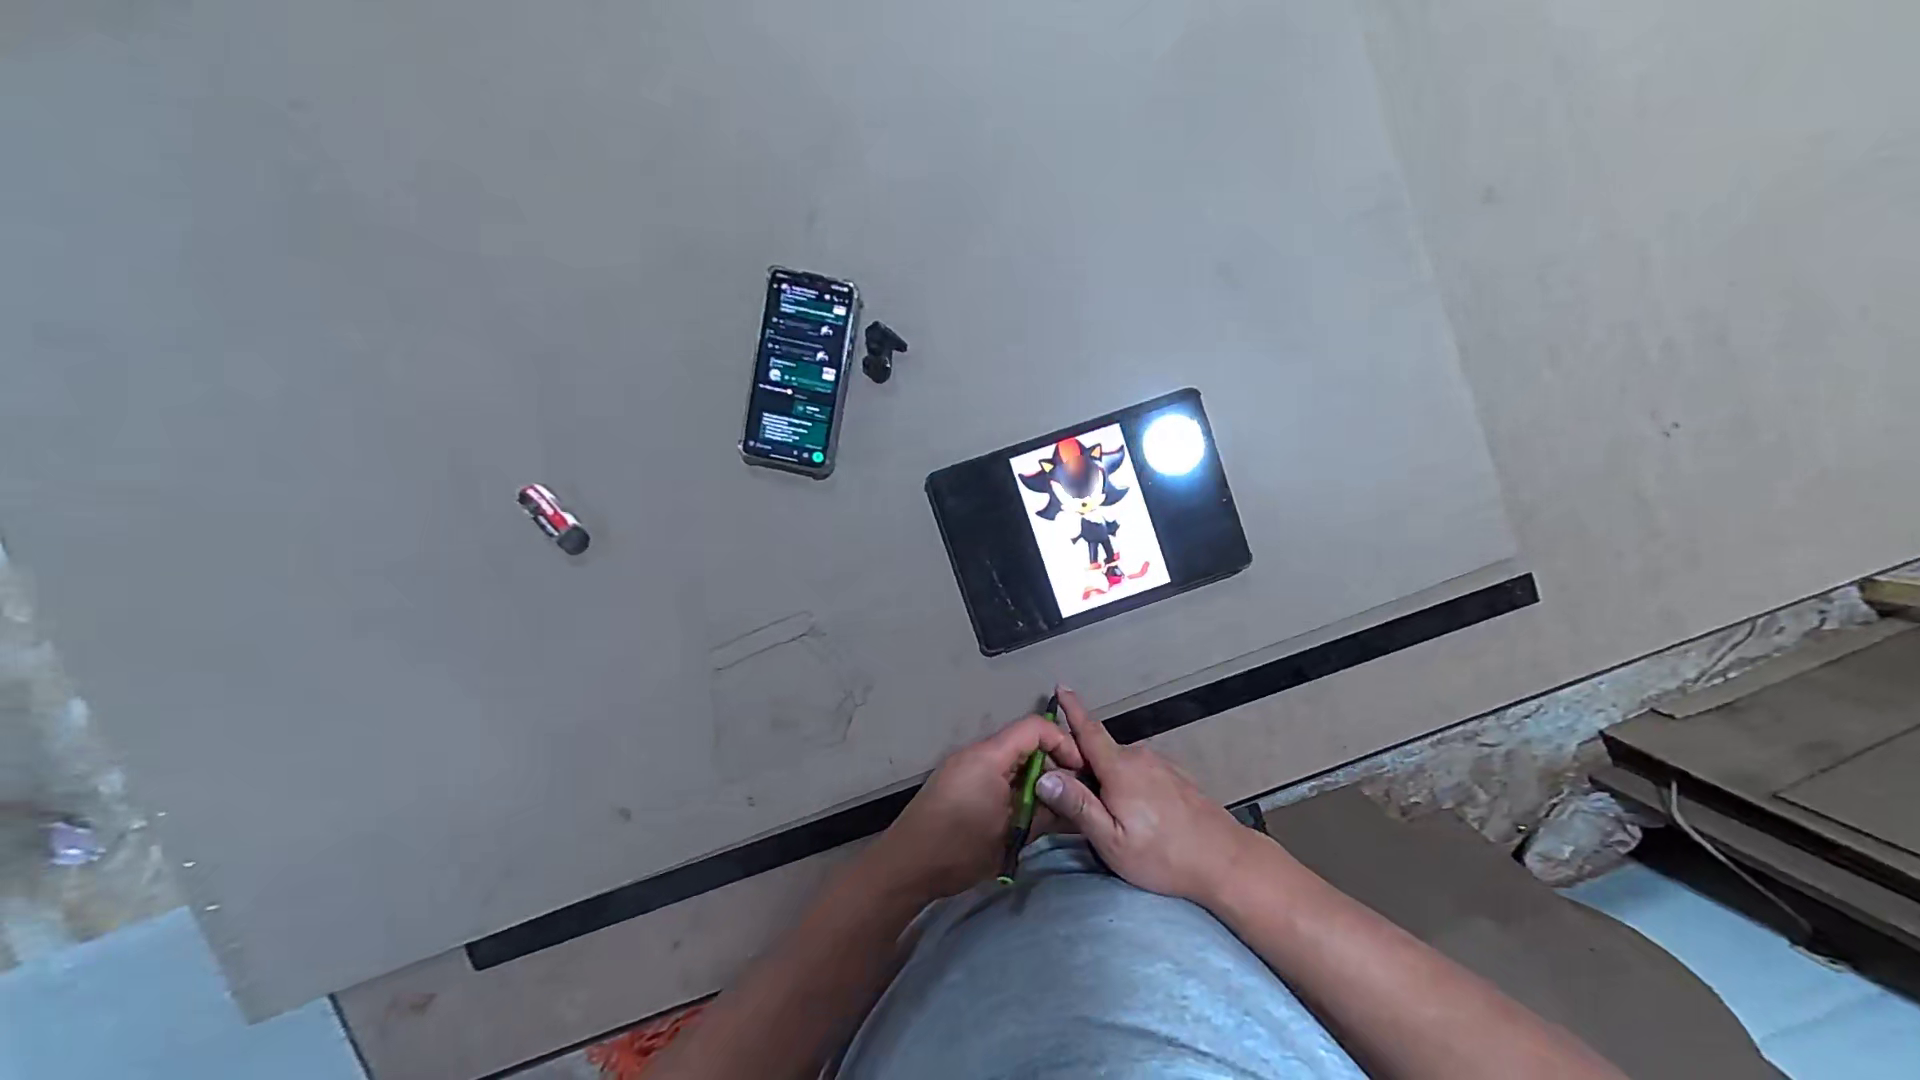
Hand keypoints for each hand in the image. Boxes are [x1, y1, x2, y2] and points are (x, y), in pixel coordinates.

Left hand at [867, 710, 1083, 900]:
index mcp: (989, 756)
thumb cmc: (960, 848)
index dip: (1062, 743)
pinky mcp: (955, 781)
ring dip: (1031, 778)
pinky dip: (1012, 785)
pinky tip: (1021, 812)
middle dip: (1050, 764)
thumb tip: (1070, 799)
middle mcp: (975, 752)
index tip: (1079, 771)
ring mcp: (962, 766)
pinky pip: (992, 772)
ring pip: (1009, 760)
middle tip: (1068, 795)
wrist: (906, 865)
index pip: (1034, 728)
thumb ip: (1044, 812)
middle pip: (1023, 743)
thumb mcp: (1012, 834)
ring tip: (1048, 808)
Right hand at [1034, 688, 1257, 906]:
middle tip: (1075, 797)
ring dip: (1110, 779)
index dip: (1072, 709)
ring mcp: (1162, 766)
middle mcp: (1140, 758)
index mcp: (1120, 768)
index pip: (1088, 730)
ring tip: (1111, 815)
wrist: (1226, 861)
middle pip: (1101, 752)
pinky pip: (1142, 773)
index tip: (1061, 688)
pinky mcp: (1177, 777)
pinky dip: (1131, 785)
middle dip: (1084, 765)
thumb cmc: (1165, 856)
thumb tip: (1044, 777)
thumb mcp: (1111, 840)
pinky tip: (1139, 814)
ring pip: (1122, 765)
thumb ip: (1077, 805)